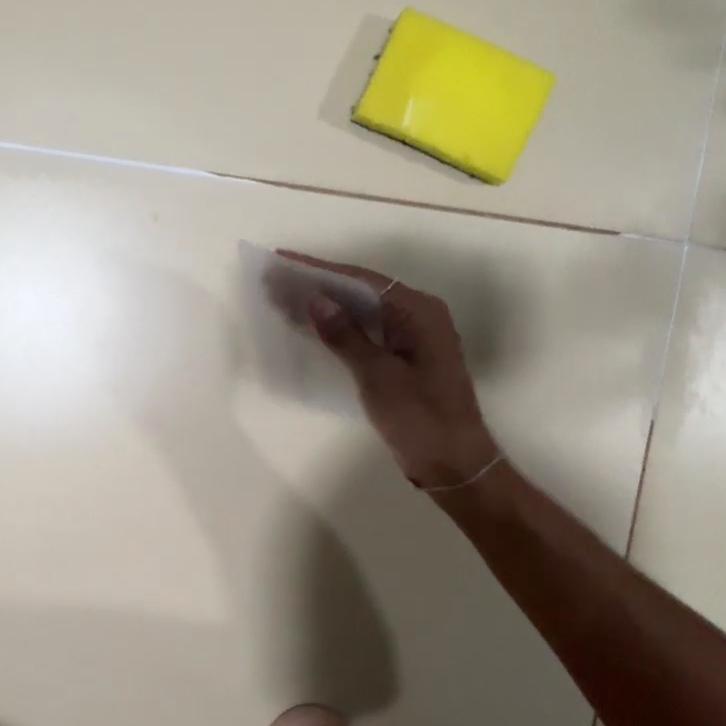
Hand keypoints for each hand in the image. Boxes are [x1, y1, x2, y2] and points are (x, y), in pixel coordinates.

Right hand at [279, 252, 500, 489]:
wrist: (453, 466)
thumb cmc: (419, 417)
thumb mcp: (377, 375)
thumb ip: (345, 335)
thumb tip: (315, 300)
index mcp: (418, 311)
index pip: (361, 280)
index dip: (319, 270)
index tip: (283, 260)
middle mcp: (418, 316)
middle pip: (360, 291)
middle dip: (316, 285)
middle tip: (272, 279)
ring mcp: (411, 338)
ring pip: (360, 311)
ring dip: (323, 306)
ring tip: (279, 297)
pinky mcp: (402, 358)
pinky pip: (365, 332)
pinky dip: (336, 328)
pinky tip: (308, 326)